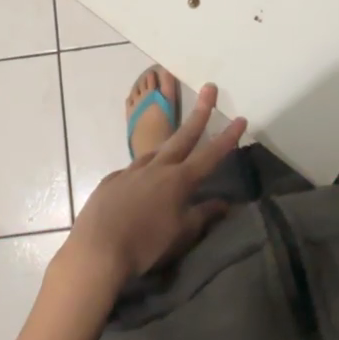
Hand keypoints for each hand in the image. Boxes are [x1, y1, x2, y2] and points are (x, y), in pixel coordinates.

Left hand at [66, 84, 246, 284]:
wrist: (97, 250)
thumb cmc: (145, 246)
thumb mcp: (181, 234)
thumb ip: (203, 214)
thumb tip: (224, 203)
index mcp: (178, 181)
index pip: (210, 155)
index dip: (227, 138)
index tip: (241, 119)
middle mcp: (156, 168)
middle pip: (183, 136)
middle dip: (200, 112)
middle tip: (209, 88)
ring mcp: (131, 171)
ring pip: (156, 151)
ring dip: (170, 143)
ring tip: (177, 142)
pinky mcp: (112, 180)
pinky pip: (133, 171)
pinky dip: (143, 173)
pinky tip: (141, 184)